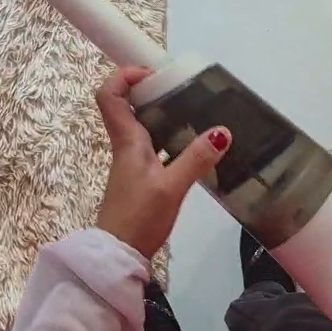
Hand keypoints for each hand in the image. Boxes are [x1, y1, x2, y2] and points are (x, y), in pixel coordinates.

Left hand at [93, 67, 230, 259]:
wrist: (118, 256)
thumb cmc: (139, 218)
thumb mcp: (171, 188)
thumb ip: (196, 160)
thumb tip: (222, 130)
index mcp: (126, 140)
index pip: (109, 95)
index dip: (125, 76)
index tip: (155, 74)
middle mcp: (125, 145)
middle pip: (127, 105)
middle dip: (151, 90)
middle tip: (183, 89)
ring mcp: (132, 162)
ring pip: (142, 125)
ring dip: (162, 113)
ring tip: (194, 111)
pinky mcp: (140, 177)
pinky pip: (152, 145)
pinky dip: (169, 137)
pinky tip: (192, 145)